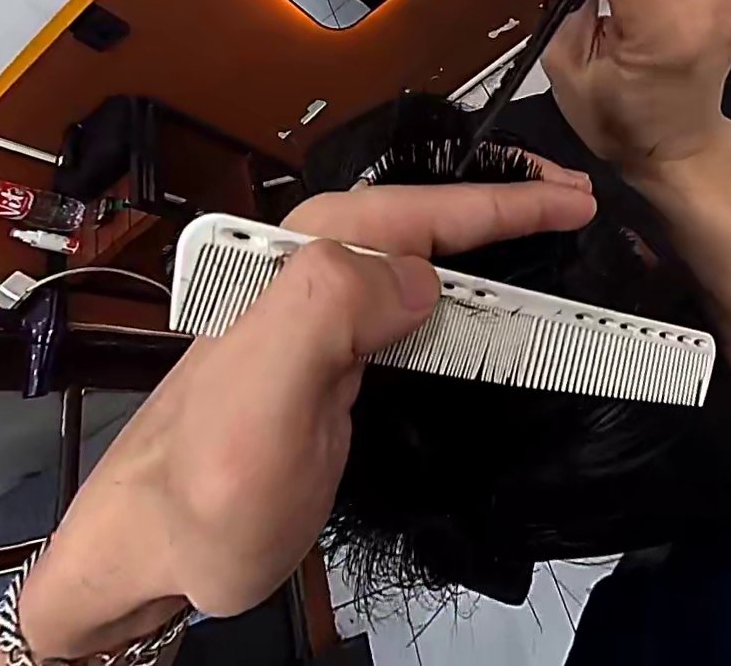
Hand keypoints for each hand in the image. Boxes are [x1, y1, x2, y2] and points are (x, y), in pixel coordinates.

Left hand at [0, 180, 596, 661]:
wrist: (157, 534)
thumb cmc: (209, 484)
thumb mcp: (257, 407)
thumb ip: (323, 314)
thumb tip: (418, 273)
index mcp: (300, 262)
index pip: (413, 214)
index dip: (497, 203)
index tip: (572, 198)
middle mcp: (308, 265)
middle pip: (417, 212)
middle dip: (496, 198)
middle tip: (572, 197)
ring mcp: (319, 304)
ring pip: (415, 245)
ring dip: (482, 230)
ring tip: (545, 225)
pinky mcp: (330, 342)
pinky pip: (407, 292)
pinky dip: (459, 279)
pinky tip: (485, 285)